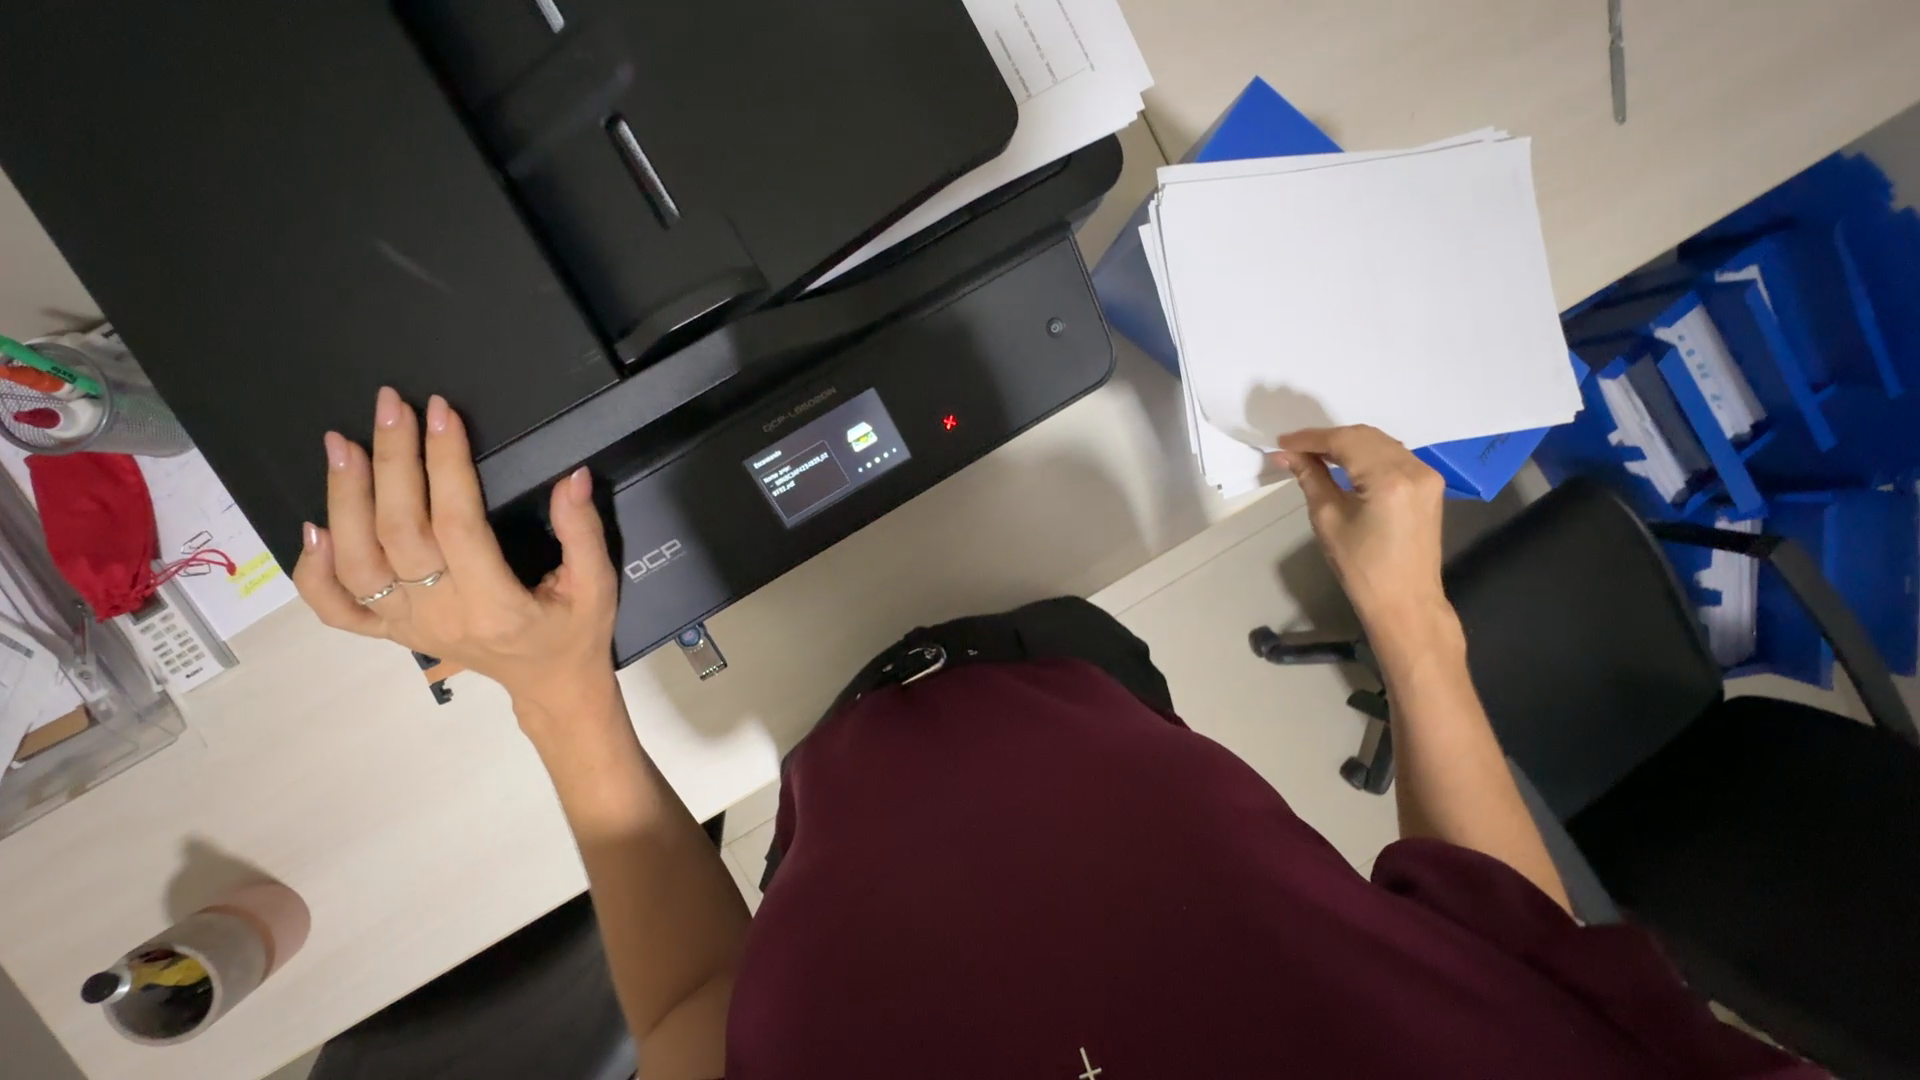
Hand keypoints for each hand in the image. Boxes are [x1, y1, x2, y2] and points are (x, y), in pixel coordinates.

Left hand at [292, 387, 619, 720]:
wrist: (552, 686)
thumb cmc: (577, 634)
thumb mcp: (597, 585)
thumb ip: (583, 533)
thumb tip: (571, 476)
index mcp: (494, 604)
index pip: (457, 523)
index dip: (446, 465)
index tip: (442, 415)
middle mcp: (440, 615)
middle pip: (397, 532)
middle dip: (391, 461)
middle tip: (390, 407)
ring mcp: (408, 627)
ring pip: (356, 562)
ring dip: (343, 499)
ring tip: (342, 444)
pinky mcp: (392, 634)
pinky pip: (336, 607)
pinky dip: (312, 570)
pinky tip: (314, 527)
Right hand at [1275, 425, 1453, 644]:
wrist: (1405, 599)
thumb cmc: (1361, 567)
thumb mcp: (1328, 520)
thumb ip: (1311, 478)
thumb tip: (1288, 455)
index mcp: (1388, 480)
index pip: (1345, 442)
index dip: (1311, 439)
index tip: (1282, 443)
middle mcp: (1413, 469)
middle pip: (1364, 436)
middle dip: (1327, 438)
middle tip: (1294, 449)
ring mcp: (1426, 475)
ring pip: (1380, 442)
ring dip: (1347, 444)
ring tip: (1314, 455)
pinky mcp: (1429, 484)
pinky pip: (1393, 455)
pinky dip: (1366, 453)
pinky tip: (1344, 462)